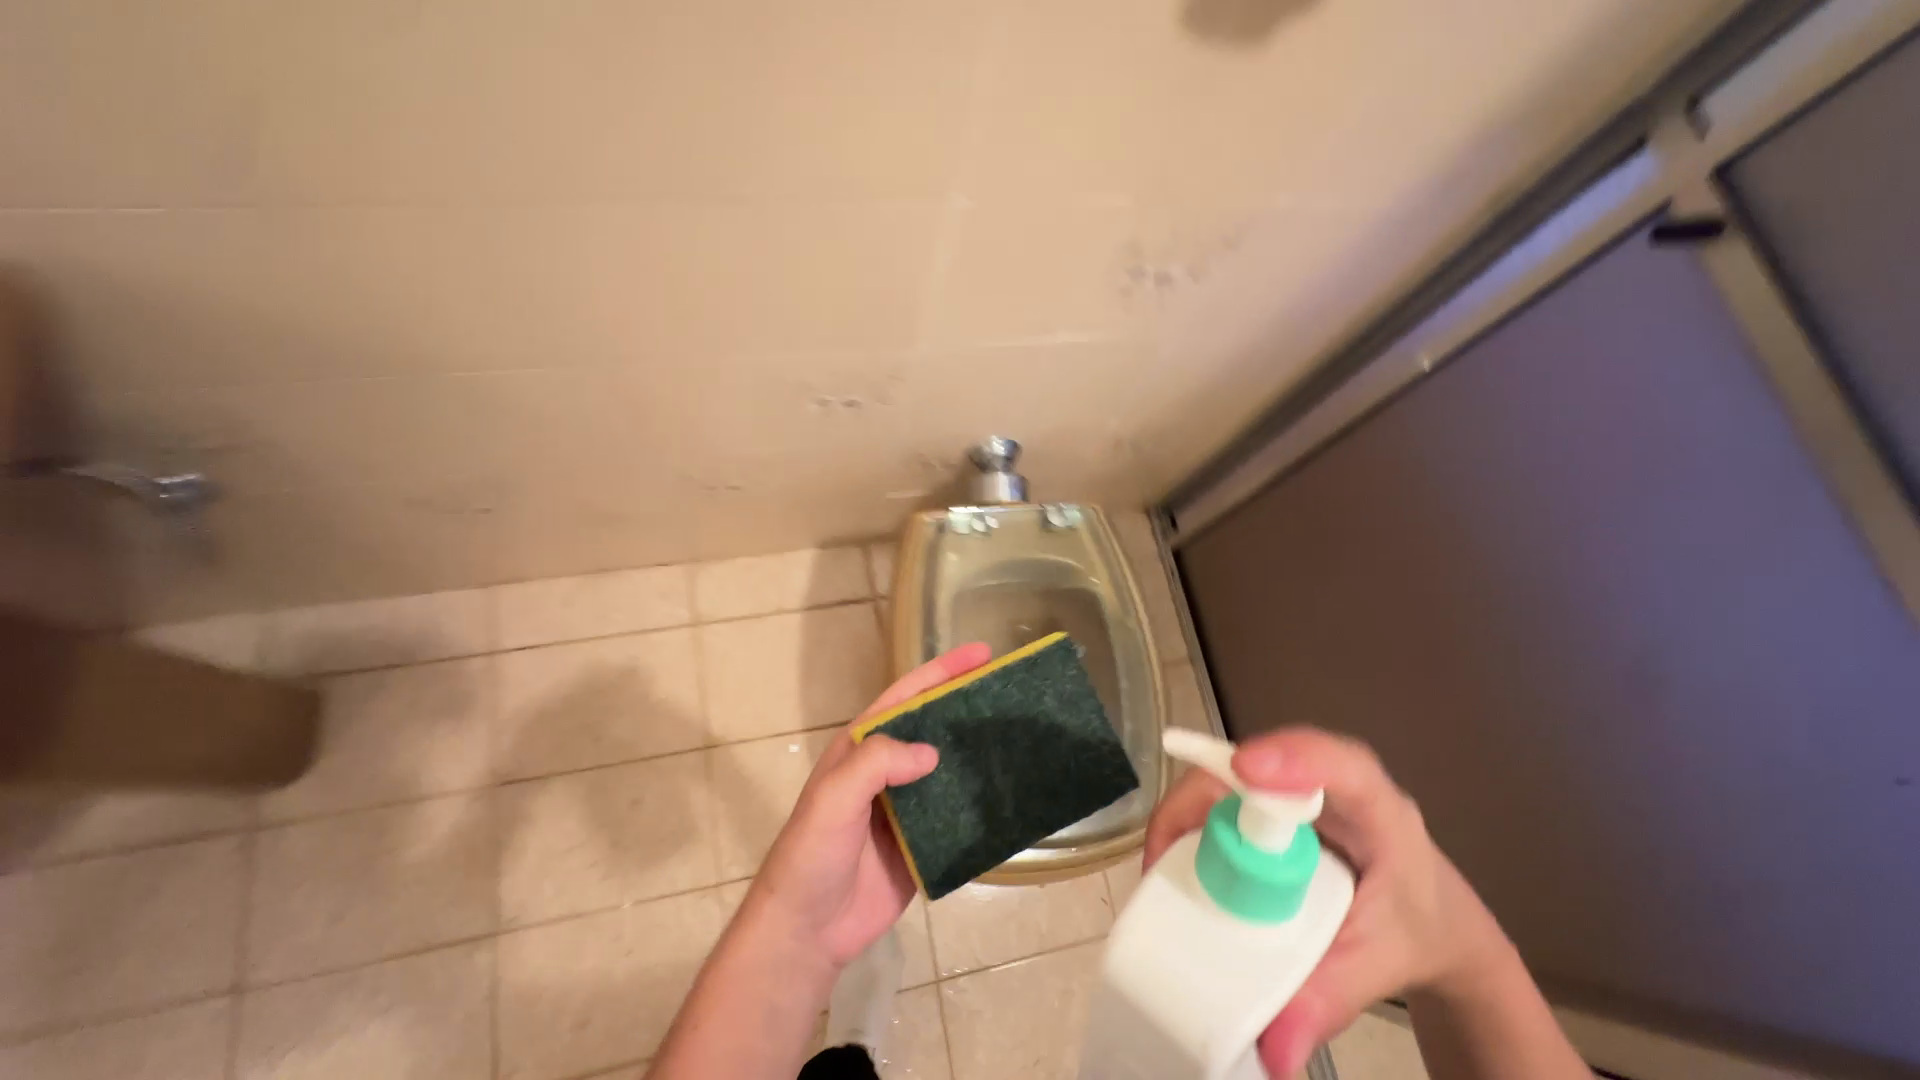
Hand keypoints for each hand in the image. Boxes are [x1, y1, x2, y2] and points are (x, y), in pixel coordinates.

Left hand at [739, 643, 991, 970]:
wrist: (809, 928)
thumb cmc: (812, 853)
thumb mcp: (834, 797)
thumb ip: (877, 764)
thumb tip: (932, 751)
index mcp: (862, 749)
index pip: (906, 698)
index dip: (941, 673)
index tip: (982, 654)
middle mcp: (887, 771)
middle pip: (933, 729)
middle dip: (968, 707)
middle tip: (1014, 692)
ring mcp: (907, 808)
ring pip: (949, 770)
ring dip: (979, 754)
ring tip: (1022, 737)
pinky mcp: (924, 843)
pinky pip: (957, 814)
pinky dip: (981, 802)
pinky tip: (1012, 793)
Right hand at [1144, 728, 1512, 1076]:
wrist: (1429, 918)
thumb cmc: (1417, 925)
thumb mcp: (1380, 962)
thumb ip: (1330, 998)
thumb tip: (1273, 1054)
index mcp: (1375, 806)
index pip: (1340, 763)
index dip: (1292, 757)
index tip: (1246, 771)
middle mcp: (1325, 783)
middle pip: (1256, 766)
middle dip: (1204, 800)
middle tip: (1166, 859)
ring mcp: (1290, 790)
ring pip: (1229, 779)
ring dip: (1187, 817)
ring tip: (1161, 871)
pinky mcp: (1265, 804)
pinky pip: (1219, 801)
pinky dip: (1191, 828)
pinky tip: (1176, 867)